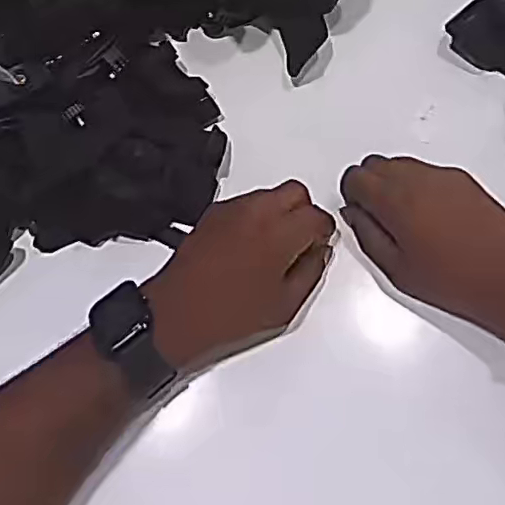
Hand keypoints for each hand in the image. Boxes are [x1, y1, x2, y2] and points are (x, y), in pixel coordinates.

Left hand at [142, 181, 335, 372]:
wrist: (181, 311)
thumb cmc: (227, 313)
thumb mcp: (285, 304)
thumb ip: (310, 271)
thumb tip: (318, 253)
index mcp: (279, 233)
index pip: (317, 215)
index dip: (324, 231)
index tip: (321, 244)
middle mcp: (255, 212)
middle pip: (295, 192)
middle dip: (304, 212)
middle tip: (302, 240)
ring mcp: (232, 208)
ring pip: (269, 194)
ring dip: (279, 212)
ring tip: (274, 248)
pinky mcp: (214, 211)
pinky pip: (246, 203)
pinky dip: (255, 216)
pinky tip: (251, 245)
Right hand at [340, 157, 504, 348]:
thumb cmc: (458, 282)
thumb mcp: (397, 271)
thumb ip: (367, 235)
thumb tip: (355, 215)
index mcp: (394, 199)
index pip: (354, 177)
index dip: (352, 195)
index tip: (360, 213)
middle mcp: (415, 178)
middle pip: (374, 165)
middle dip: (369, 185)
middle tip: (379, 217)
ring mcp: (441, 176)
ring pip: (400, 165)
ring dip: (394, 183)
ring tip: (407, 219)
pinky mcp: (463, 180)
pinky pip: (426, 172)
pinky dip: (419, 185)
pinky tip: (432, 217)